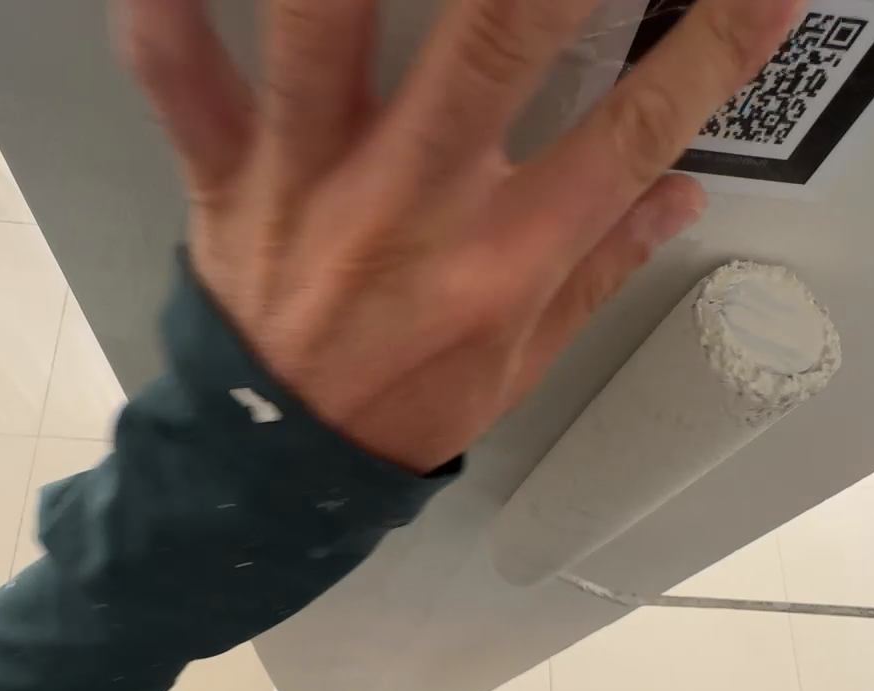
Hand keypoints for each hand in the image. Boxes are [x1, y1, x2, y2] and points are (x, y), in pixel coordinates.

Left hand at [117, 0, 803, 472]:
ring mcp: (311, 182)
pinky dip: (163, 11)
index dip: (710, 46)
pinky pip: (178, 83)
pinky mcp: (228, 180)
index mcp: (501, 262)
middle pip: (499, 35)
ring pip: (324, 25)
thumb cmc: (407, 410)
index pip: (631, 136)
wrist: (285, 462)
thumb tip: (682, 194)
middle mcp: (414, 205)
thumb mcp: (517, 368)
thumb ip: (597, 275)